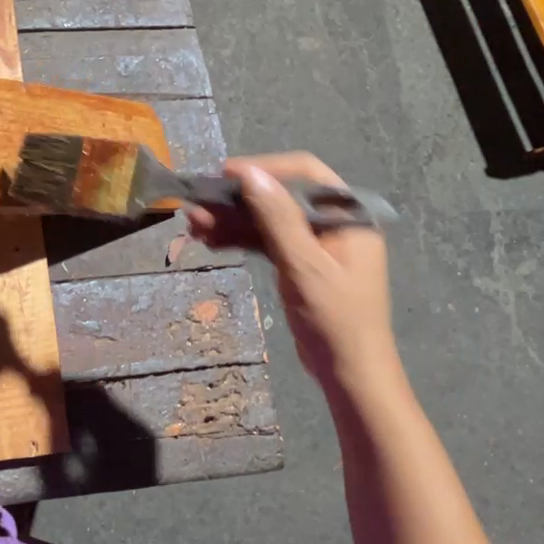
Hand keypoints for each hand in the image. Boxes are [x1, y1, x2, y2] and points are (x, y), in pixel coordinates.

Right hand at [187, 153, 392, 383]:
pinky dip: (240, 239)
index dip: (263, 168)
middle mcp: (333, 221)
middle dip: (237, 200)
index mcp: (348, 214)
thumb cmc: (336, 319)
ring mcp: (315, 243)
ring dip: (232, 220)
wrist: (350, 374)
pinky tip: (210, 240)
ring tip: (193, 224)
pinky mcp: (300, 264)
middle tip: (198, 205)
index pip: (304, 172)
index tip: (224, 175)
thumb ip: (278, 218)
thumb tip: (248, 174)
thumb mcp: (305, 266)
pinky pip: (266, 241)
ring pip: (267, 219)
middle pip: (280, 196)